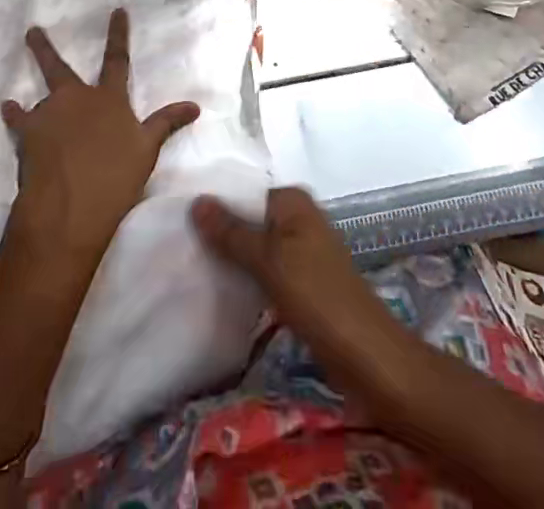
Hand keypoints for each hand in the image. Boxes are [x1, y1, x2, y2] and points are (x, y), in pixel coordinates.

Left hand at [2, 9, 199, 261]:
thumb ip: (166, 123)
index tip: (116, 10)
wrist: (72, 203)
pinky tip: (8, 109)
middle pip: (59, 66)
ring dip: (42, 106)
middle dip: (45, 47)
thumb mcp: (147, 150)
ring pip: (43, 100)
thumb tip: (194, 105)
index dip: (118, 34)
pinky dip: (13, 114)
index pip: (117, 60)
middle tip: (32, 30)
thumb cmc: (117, 177)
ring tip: (37, 115)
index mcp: (109, 99)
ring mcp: (49, 112)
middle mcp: (77, 97)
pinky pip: (18, 118)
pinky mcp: (27, 131)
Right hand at [191, 188, 409, 398]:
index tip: (179, 214)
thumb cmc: (316, 296)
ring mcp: (301, 251)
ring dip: (230, 253)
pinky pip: (264, 267)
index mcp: (294, 202)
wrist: (364, 354)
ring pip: (255, 244)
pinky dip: (245, 273)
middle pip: (249, 216)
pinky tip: (219, 282)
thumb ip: (231, 231)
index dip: (215, 202)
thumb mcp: (267, 260)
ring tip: (190, 258)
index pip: (244, 190)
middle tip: (179, 238)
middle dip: (220, 228)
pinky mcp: (301, 280)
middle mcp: (299, 219)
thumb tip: (197, 201)